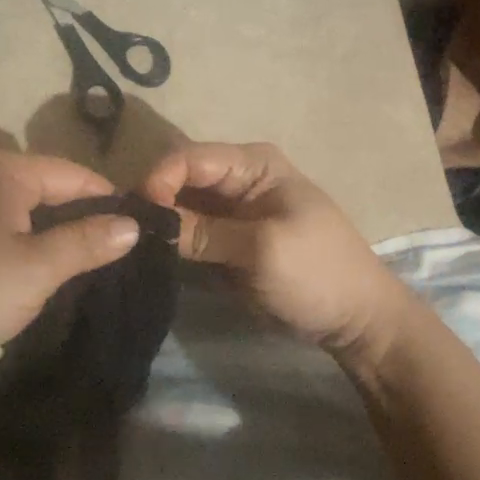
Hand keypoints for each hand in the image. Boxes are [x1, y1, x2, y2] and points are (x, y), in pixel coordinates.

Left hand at [0, 144, 140, 339]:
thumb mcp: (38, 268)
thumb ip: (86, 242)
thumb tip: (133, 225)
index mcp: (2, 166)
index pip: (72, 175)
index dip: (106, 201)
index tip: (136, 228)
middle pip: (46, 184)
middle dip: (77, 213)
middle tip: (111, 246)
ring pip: (22, 200)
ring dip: (48, 224)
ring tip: (80, 255)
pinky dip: (20, 230)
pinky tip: (37, 255)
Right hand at [142, 142, 413, 351]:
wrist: (355, 321)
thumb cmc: (319, 273)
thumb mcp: (262, 250)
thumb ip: (203, 232)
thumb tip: (145, 223)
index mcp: (252, 164)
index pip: (189, 158)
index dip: (159, 180)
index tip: (138, 216)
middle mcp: (235, 179)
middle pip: (177, 178)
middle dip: (151, 200)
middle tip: (124, 232)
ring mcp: (226, 211)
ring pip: (176, 205)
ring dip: (156, 223)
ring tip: (128, 245)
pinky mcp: (220, 241)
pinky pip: (184, 232)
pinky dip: (166, 242)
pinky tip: (144, 255)